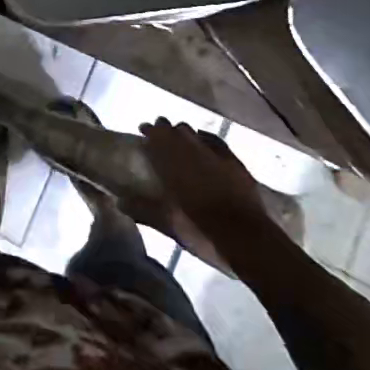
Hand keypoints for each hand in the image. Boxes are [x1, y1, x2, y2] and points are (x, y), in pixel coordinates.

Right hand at [138, 118, 276, 258]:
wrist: (250, 241)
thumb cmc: (205, 233)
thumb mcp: (170, 225)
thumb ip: (144, 210)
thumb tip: (118, 201)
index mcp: (174, 166)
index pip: (157, 138)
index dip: (149, 131)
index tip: (142, 128)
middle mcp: (193, 154)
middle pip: (176, 131)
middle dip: (165, 128)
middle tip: (157, 131)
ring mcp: (216, 156)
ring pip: (194, 133)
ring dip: (183, 132)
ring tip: (177, 136)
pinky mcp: (235, 163)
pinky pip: (215, 142)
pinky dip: (205, 137)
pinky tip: (203, 139)